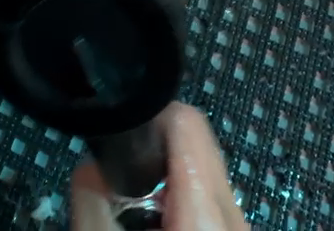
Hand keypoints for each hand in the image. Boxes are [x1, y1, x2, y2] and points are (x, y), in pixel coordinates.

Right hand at [69, 105, 247, 229]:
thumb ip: (92, 201)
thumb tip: (90, 164)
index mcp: (205, 212)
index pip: (186, 121)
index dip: (147, 114)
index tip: (119, 133)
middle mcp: (235, 212)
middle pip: (198, 139)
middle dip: (156, 144)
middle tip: (121, 172)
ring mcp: (242, 224)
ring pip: (207, 170)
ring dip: (169, 173)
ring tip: (136, 205)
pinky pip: (214, 197)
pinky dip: (184, 197)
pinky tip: (157, 224)